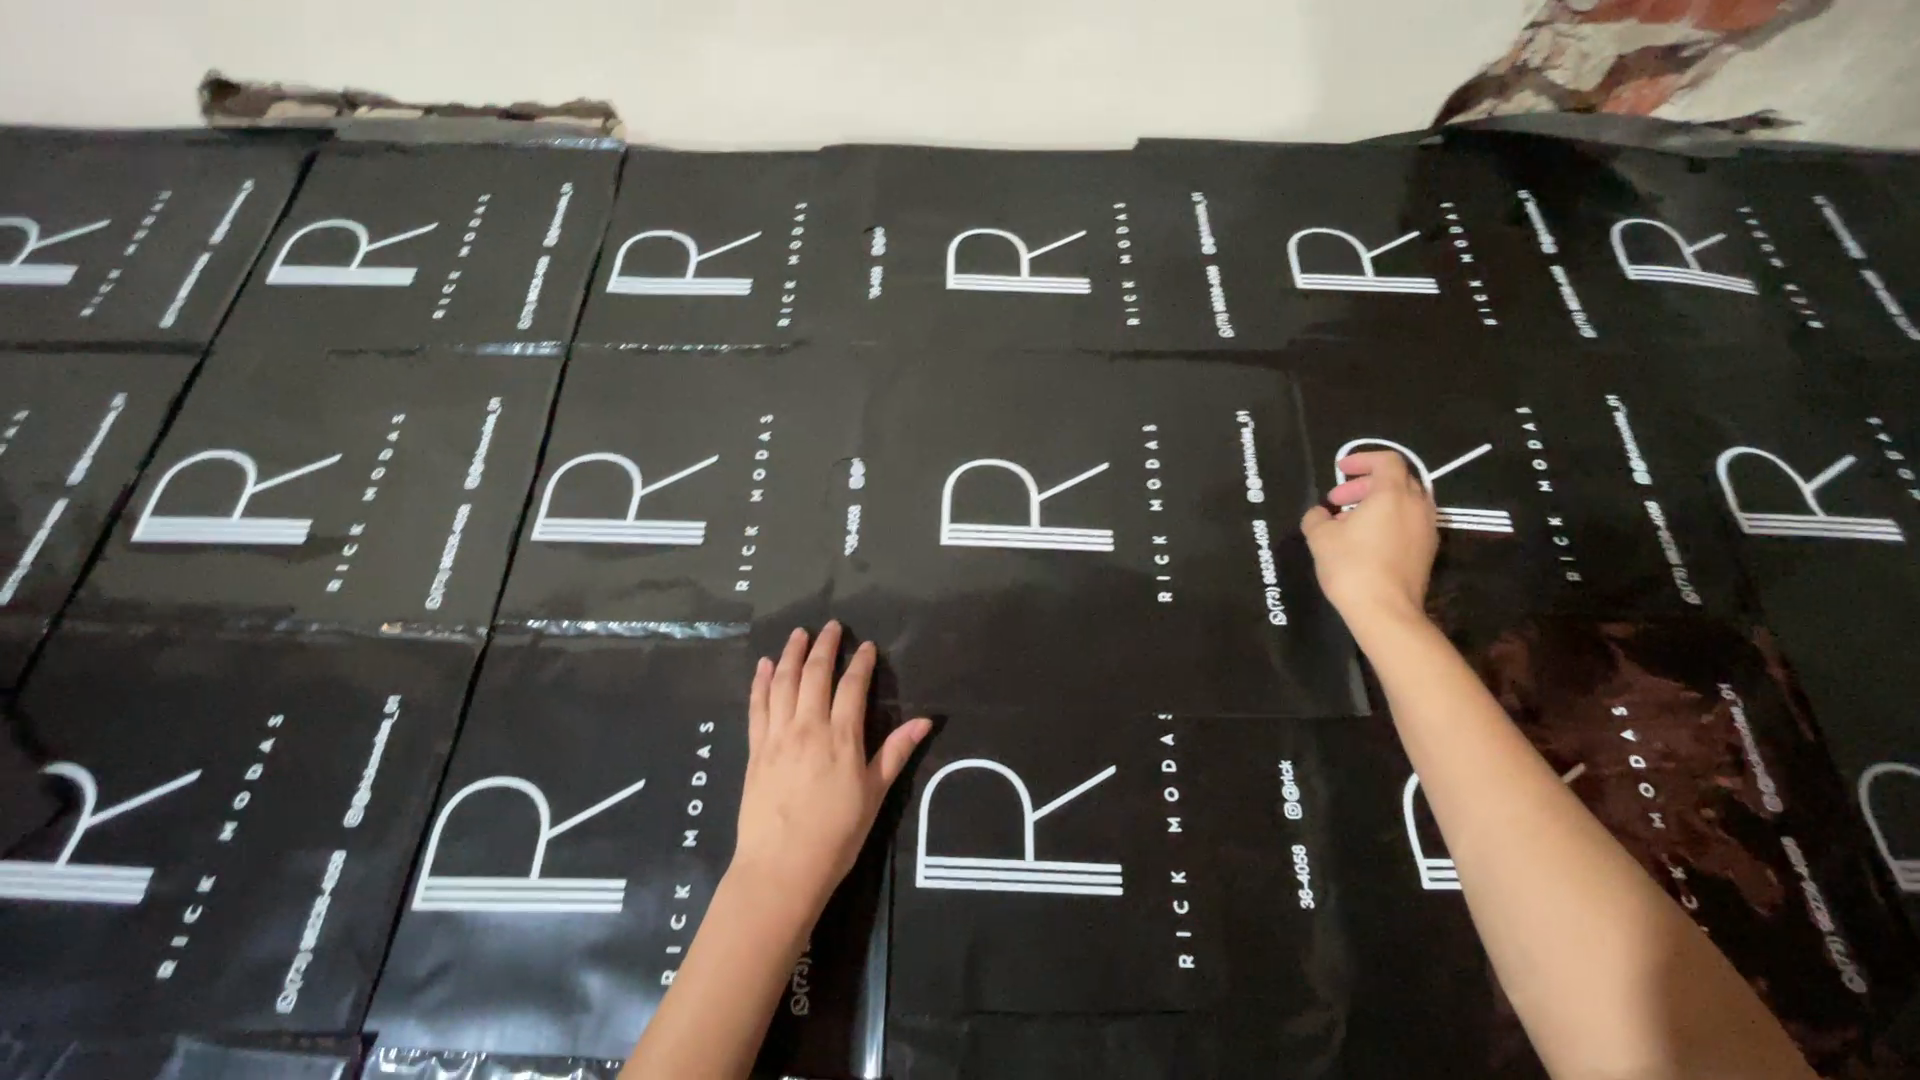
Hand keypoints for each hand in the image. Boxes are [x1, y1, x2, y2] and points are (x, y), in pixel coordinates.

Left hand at [732, 621, 932, 912]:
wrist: (781, 868)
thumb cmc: (837, 835)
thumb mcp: (875, 795)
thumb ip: (896, 752)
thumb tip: (925, 721)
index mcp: (842, 737)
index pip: (852, 687)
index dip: (860, 663)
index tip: (866, 646)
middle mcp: (807, 727)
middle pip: (814, 675)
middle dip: (824, 647)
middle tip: (831, 626)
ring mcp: (777, 737)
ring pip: (782, 683)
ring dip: (790, 654)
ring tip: (798, 634)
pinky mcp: (755, 750)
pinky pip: (756, 706)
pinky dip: (760, 682)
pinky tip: (763, 666)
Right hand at [1300, 450, 1438, 627]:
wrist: (1386, 610)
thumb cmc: (1351, 566)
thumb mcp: (1320, 537)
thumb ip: (1317, 517)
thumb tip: (1320, 514)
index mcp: (1392, 494)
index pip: (1386, 460)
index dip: (1362, 459)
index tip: (1340, 470)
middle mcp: (1416, 506)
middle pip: (1395, 481)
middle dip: (1363, 485)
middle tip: (1336, 500)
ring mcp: (1426, 529)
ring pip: (1403, 503)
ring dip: (1375, 505)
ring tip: (1347, 523)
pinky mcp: (1426, 550)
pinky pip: (1407, 523)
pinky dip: (1386, 521)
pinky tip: (1363, 542)